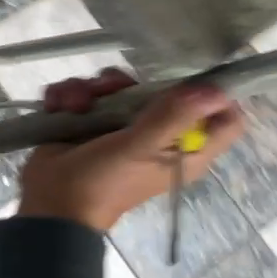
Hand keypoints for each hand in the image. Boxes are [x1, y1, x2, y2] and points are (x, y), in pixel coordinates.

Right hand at [17, 69, 244, 231]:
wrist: (52, 199)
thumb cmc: (105, 180)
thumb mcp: (139, 149)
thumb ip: (174, 118)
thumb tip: (215, 89)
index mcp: (184, 147)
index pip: (223, 117)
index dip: (213, 96)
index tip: (185, 78)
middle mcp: (155, 134)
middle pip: (155, 92)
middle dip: (125, 85)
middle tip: (107, 89)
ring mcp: (116, 127)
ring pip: (110, 90)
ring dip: (85, 91)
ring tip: (72, 106)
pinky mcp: (83, 123)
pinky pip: (79, 95)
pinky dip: (64, 97)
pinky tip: (57, 108)